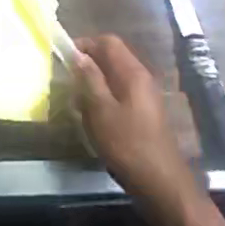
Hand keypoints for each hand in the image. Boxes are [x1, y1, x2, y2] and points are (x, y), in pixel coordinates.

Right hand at [72, 35, 203, 220]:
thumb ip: (90, 79)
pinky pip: (119, 95)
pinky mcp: (143, 115)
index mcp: (133, 73)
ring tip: (75, 99)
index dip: (85, 44)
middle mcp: (142, 79)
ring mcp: (145, 98)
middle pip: (112, 58)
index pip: (108, 42)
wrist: (161, 184)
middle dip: (88, 64)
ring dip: (94, 82)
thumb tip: (78, 54)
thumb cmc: (128, 144)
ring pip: (114, 77)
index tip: (63, 57)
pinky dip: (103, 98)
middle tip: (66, 79)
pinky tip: (91, 117)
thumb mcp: (101, 111)